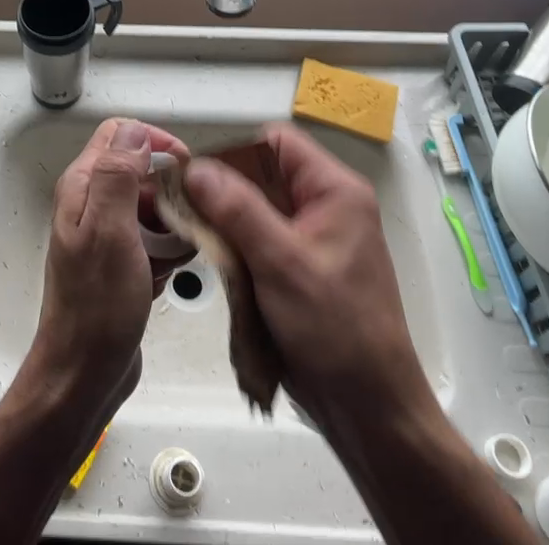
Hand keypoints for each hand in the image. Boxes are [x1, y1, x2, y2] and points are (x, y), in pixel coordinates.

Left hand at [21, 118, 188, 422]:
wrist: (83, 372)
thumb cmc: (97, 306)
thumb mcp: (110, 232)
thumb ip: (118, 176)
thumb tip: (134, 129)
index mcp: (82, 188)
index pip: (119, 135)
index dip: (154, 142)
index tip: (186, 168)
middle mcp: (90, 205)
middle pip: (139, 170)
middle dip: (170, 188)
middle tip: (191, 216)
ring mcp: (105, 236)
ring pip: (150, 208)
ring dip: (172, 224)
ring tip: (182, 252)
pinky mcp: (120, 264)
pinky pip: (152, 241)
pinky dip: (167, 251)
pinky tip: (170, 273)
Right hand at [183, 122, 423, 424]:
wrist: (367, 404)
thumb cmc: (335, 329)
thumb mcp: (281, 263)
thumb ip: (237, 210)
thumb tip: (194, 168)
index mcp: (334, 192)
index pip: (275, 142)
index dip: (234, 151)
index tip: (194, 174)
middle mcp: (323, 206)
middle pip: (260, 174)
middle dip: (221, 188)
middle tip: (181, 205)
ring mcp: (310, 238)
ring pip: (253, 208)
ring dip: (223, 220)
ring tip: (190, 232)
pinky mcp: (296, 267)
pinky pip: (256, 240)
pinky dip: (232, 246)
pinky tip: (211, 258)